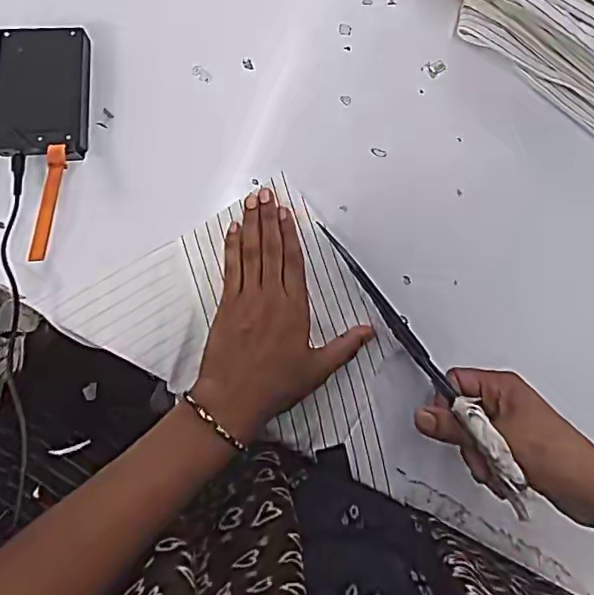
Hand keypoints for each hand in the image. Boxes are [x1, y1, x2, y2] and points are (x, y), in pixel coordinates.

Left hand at [189, 188, 373, 441]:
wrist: (233, 399)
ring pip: (250, 252)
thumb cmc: (272, 385)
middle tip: (267, 195)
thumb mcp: (317, 369)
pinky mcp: (226, 305)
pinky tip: (231, 230)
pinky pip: (230, 268)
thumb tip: (367, 333)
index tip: (286, 213)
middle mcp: (269, 298)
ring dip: (250, 224)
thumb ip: (344, 346)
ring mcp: (245, 298)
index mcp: (292, 309)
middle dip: (268, 218)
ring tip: (251, 203)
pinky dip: (230, 247)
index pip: (292, 261)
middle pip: (270, 248)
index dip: (288, 233)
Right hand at [414, 368, 593, 531]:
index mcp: (502, 386)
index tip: (449, 428)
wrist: (593, 492)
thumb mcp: (498, 441)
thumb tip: (425, 415)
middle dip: (468, 441)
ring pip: (474, 438)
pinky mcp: (516, 448)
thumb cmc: (561, 457)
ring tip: (501, 469)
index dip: (446, 406)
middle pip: (461, 413)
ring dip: (481, 460)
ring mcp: (511, 425)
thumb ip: (456, 428)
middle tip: (483, 453)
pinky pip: (488, 454)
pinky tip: (508, 477)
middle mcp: (506, 401)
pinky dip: (492, 469)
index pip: (455, 382)